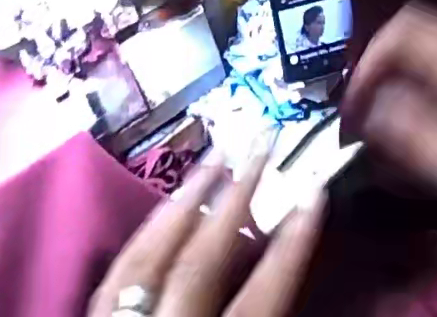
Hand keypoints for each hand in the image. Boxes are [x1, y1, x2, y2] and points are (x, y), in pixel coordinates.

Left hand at [89, 146, 322, 316]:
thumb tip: (289, 290)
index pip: (256, 307)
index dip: (290, 248)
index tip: (317, 192)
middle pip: (199, 265)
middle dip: (238, 196)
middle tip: (266, 137)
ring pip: (146, 259)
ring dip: (188, 198)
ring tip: (220, 152)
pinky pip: (118, 274)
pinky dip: (149, 230)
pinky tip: (172, 202)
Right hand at [342, 5, 436, 246]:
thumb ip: (407, 129)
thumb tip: (367, 106)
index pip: (401, 30)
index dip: (366, 64)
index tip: (349, 107)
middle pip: (411, 29)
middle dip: (378, 66)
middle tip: (358, 111)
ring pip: (424, 44)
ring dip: (396, 74)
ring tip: (377, 118)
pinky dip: (416, 80)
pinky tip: (411, 117)